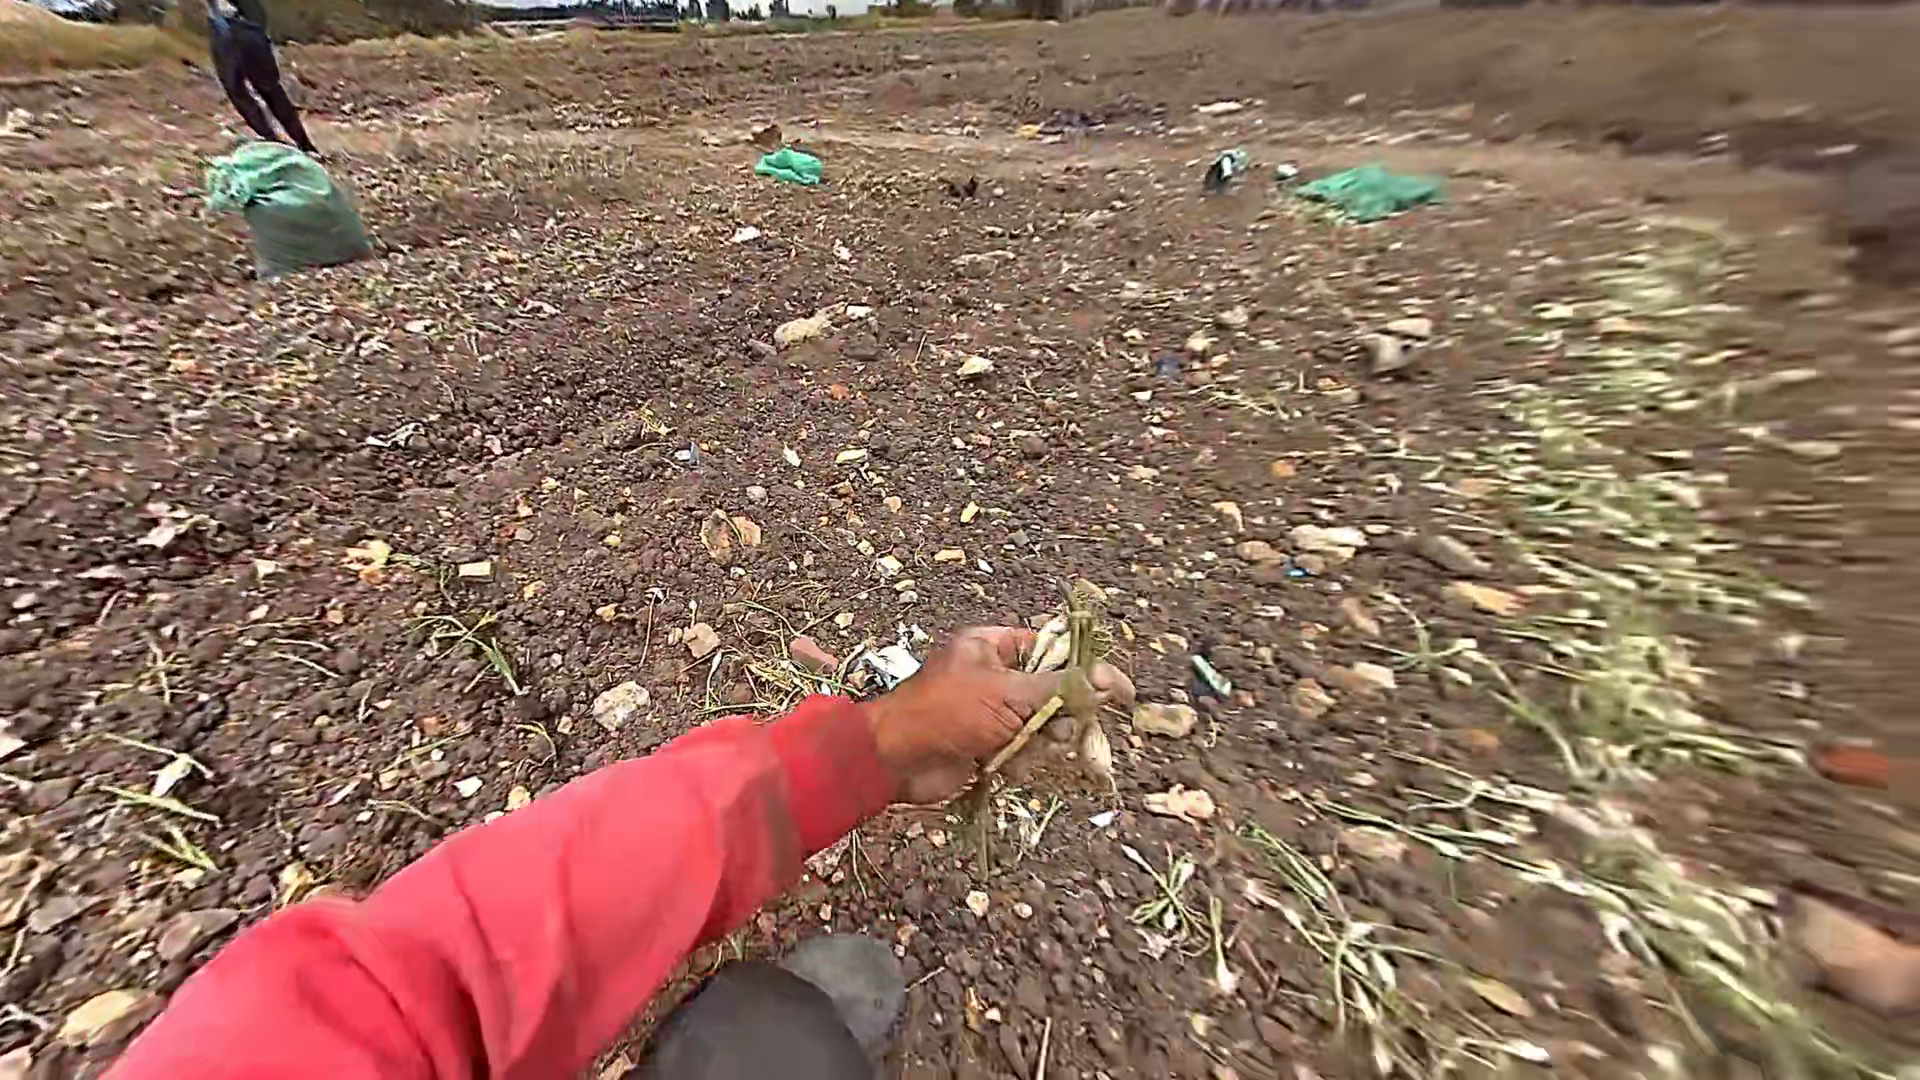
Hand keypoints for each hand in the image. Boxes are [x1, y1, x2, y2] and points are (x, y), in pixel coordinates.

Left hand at [858, 626, 1134, 803]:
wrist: (896, 759)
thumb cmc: (947, 711)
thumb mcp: (1007, 693)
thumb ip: (1061, 688)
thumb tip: (1111, 680)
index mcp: (993, 646)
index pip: (1050, 647)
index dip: (1081, 667)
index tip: (1115, 689)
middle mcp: (995, 675)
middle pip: (1052, 690)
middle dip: (1056, 715)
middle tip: (1057, 729)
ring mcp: (992, 710)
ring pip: (1043, 725)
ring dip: (1036, 741)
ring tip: (1015, 747)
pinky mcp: (989, 743)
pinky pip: (1025, 749)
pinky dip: (1018, 759)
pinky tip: (1001, 764)